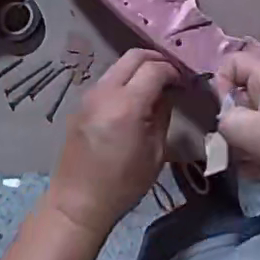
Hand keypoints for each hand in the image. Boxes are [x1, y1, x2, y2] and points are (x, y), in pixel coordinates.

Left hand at [45, 49, 178, 235]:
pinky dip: (124, 79)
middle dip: (157, 59)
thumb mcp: (156, 152)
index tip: (183, 83)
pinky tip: (133, 98)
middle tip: (171, 75)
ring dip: (138, 68)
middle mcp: (106, 92)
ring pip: (119, 65)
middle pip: (134, 55)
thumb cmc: (123, 184)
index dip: (173, 71)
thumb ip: (163, 115)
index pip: (155, 68)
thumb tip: (167, 93)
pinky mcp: (81, 104)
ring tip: (153, 85)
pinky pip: (107, 80)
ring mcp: (89, 96)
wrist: (77, 204)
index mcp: (127, 105)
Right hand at [214, 52, 259, 210]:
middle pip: (239, 92)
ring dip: (242, 141)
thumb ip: (228, 122)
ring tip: (240, 165)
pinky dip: (258, 152)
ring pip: (252, 118)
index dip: (218, 85)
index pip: (231, 62)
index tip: (219, 116)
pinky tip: (257, 173)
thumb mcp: (259, 134)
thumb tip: (219, 120)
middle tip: (224, 148)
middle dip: (228, 119)